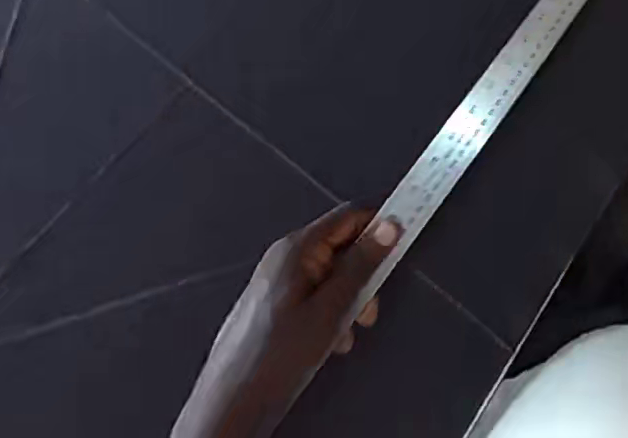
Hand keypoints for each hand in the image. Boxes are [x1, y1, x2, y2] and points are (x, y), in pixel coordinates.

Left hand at [172, 205, 400, 437]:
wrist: (223, 412)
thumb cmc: (277, 358)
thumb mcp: (331, 311)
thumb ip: (362, 265)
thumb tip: (390, 224)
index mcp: (297, 247)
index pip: (349, 215)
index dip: (379, 223)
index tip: (404, 237)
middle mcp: (285, 255)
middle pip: (340, 246)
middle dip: (363, 274)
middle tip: (371, 309)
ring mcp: (275, 280)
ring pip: (328, 274)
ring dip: (348, 298)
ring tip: (348, 333)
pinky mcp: (271, 305)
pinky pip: (312, 294)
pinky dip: (328, 311)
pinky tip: (330, 342)